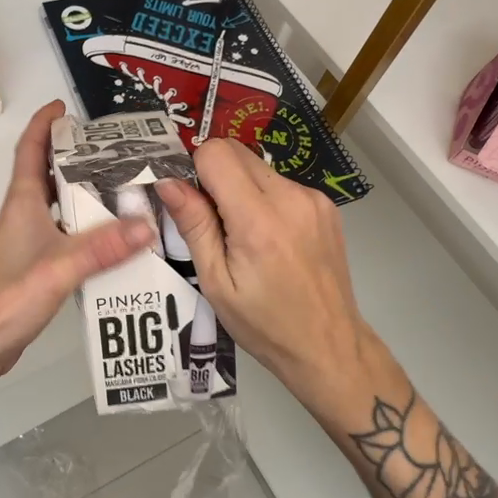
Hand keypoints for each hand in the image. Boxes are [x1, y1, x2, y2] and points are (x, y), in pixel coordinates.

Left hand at [0, 100, 154, 384]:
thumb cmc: (7, 299)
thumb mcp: (59, 269)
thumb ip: (102, 248)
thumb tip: (146, 224)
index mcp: (22, 203)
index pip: (30, 150)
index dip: (43, 124)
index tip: (63, 105)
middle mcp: (23, 215)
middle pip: (47, 173)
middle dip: (74, 155)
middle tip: (114, 148)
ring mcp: (28, 241)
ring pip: (58, 204)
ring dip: (82, 191)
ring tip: (122, 186)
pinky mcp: (35, 265)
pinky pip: (64, 233)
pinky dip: (86, 226)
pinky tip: (112, 237)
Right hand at [155, 139, 377, 402]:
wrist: (330, 346)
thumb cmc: (265, 324)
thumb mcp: (217, 283)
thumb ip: (194, 225)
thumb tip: (167, 182)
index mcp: (259, 220)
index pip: (216, 153)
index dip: (195, 170)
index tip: (192, 202)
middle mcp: (291, 198)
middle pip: (236, 151)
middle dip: (215, 174)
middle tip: (213, 221)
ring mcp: (313, 198)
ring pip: (258, 165)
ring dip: (240, 186)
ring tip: (242, 236)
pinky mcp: (325, 204)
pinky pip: (280, 182)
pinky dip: (265, 198)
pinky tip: (269, 237)